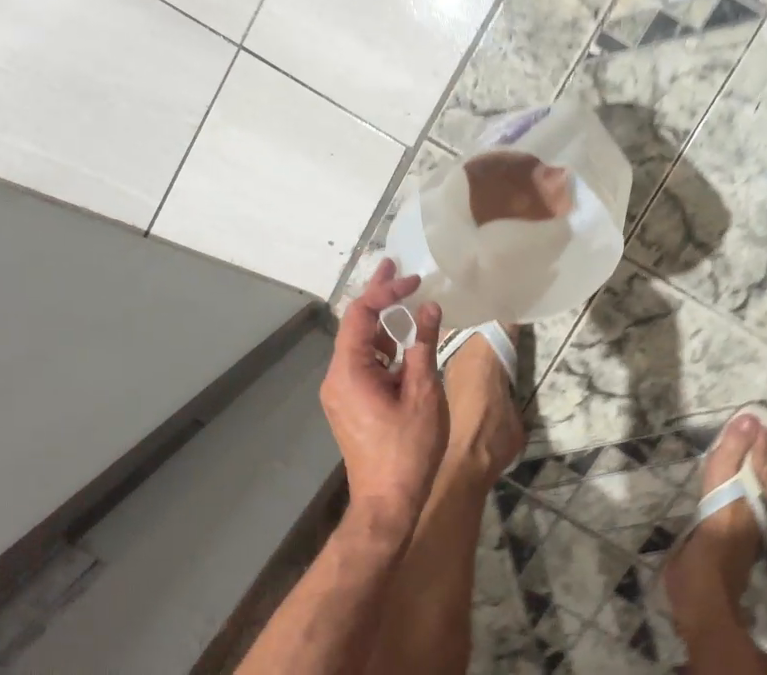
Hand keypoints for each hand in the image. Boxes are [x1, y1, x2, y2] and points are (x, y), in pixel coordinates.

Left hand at [321, 260, 447, 546]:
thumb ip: (423, 345)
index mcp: (349, 370)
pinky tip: (406, 338)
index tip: (415, 282)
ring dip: (384, 321)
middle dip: (378, 296)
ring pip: (361, 344)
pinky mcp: (352, 404)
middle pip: (356, 325)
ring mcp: (342, 392)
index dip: (386, 291)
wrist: (387, 501)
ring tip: (406, 297)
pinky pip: (366, 363)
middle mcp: (337, 377)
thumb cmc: (408, 448)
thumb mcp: (423, 392)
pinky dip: (385, 346)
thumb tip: (429, 309)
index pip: (361, 314)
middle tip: (396, 265)